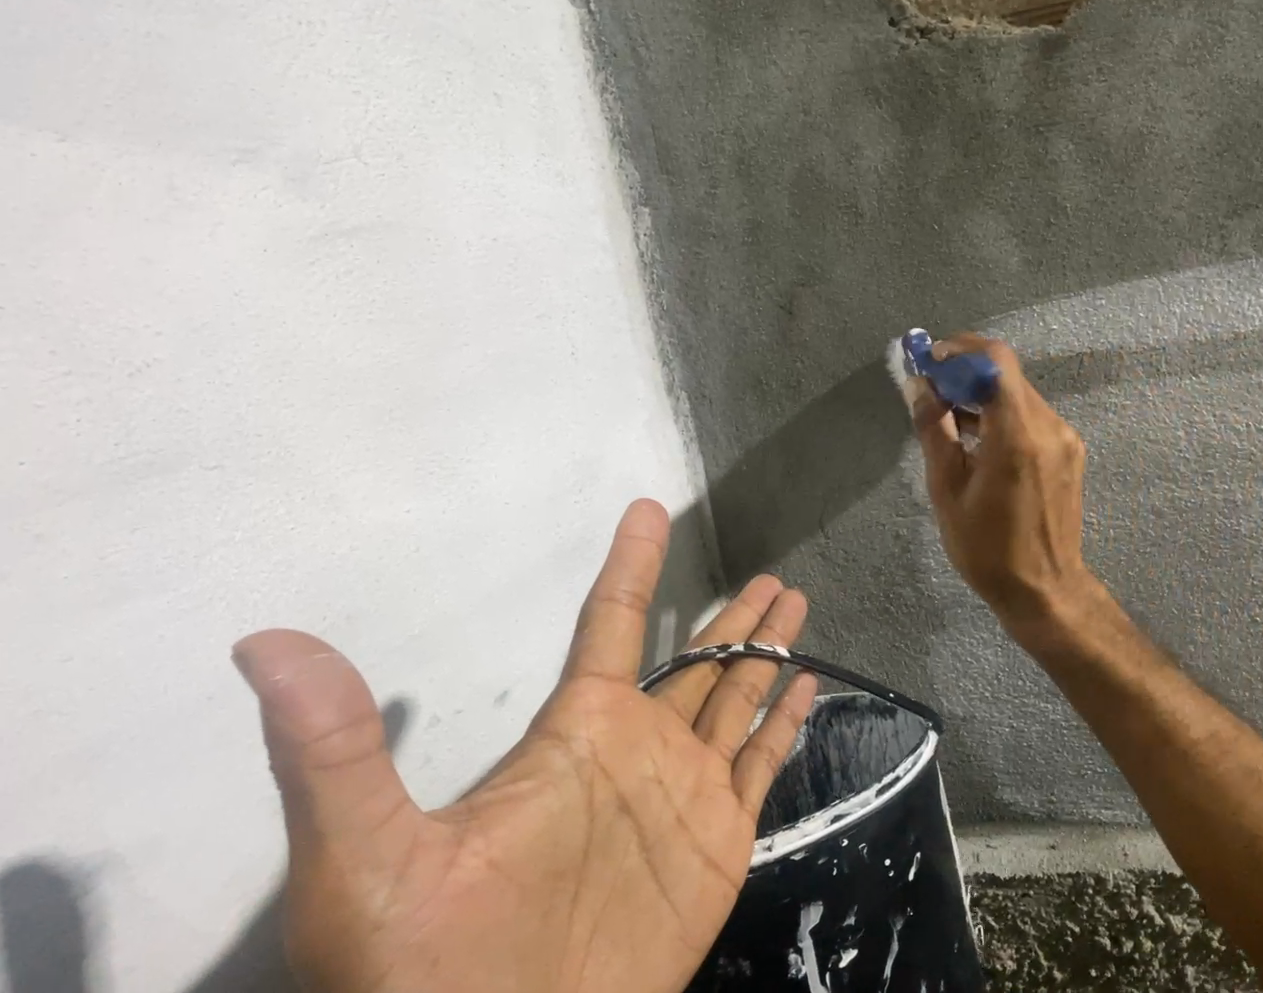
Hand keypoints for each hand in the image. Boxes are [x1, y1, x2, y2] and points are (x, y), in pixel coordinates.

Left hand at [232, 500, 817, 992]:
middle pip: (697, 661)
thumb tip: (263, 642)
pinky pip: (763, 765)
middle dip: (732, 618)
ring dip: (766, 655)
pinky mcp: (720, 842)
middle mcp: (638, 748)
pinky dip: (786, 725)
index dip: (632, 565)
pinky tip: (806, 690)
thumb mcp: (364, 855)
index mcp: (576, 732)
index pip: (611, 622)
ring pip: (737, 701)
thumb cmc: (429, 962)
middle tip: (769, 578)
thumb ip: (330, 749)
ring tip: (793, 608)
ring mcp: (685, 794)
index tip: (647, 509)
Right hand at [905, 333, 1096, 625]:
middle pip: (1007, 375)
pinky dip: (1002, 416)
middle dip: (966, 374)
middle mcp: (1050, 426)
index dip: (959, 350)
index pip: (996, 361)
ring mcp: (1065, 439)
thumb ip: (933, 429)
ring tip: (948, 419)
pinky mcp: (1069, 452)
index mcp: (1018, 434)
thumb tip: (918, 385)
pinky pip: (1031, 418)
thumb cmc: (986, 548)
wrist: (1043, 589)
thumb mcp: (947, 489)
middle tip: (931, 392)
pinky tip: (978, 440)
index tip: (929, 362)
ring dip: (983, 396)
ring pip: (1019, 396)